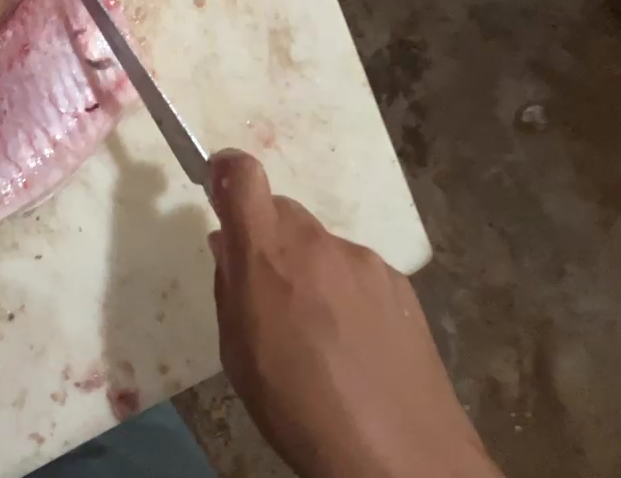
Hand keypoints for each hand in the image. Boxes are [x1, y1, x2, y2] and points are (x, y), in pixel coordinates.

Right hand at [208, 150, 498, 477]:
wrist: (401, 459)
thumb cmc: (297, 407)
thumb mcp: (237, 351)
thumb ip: (229, 286)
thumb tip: (228, 246)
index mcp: (267, 252)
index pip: (242, 175)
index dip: (227, 171)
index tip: (219, 185)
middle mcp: (316, 242)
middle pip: (283, 212)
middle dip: (269, 239)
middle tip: (269, 293)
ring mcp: (363, 261)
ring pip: (321, 247)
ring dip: (310, 271)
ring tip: (318, 333)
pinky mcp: (399, 284)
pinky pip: (356, 273)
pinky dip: (346, 294)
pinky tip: (355, 344)